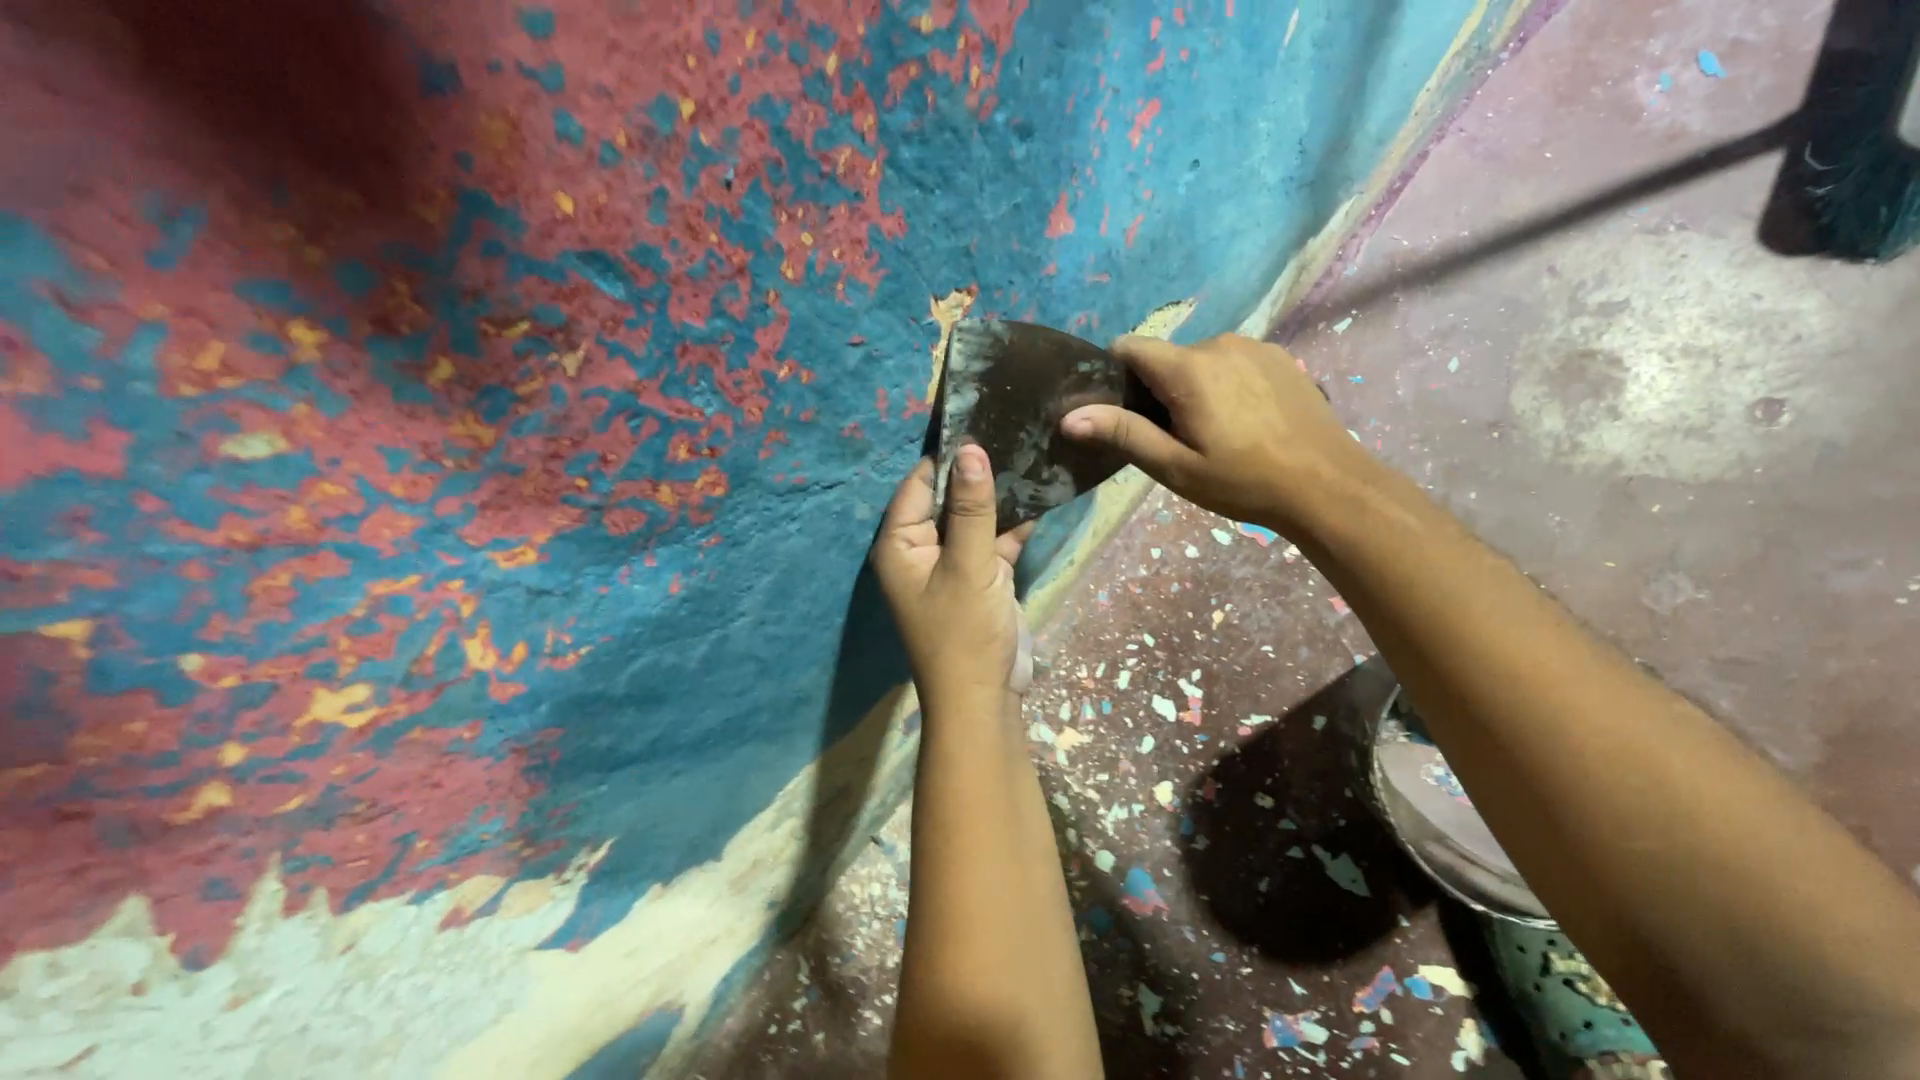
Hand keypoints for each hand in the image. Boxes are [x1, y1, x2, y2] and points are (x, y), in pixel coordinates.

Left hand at [871, 445, 1035, 701]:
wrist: (984, 700)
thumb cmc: (965, 633)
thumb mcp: (969, 565)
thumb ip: (973, 508)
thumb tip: (971, 449)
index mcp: (900, 545)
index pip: (918, 486)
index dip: (947, 455)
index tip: (980, 418)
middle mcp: (921, 550)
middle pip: (947, 499)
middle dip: (977, 473)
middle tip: (1013, 428)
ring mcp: (953, 565)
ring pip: (975, 519)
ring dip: (999, 496)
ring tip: (1031, 451)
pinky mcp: (981, 580)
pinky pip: (994, 541)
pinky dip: (1013, 524)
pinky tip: (1041, 494)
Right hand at [1059, 333, 1382, 534]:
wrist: (1328, 485)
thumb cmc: (1243, 482)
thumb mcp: (1176, 467)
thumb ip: (1124, 434)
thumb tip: (1070, 415)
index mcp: (1189, 368)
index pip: (1129, 346)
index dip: (1116, 374)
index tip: (1122, 411)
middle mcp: (1220, 343)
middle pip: (1167, 358)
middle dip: (1159, 389)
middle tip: (1174, 438)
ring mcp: (1256, 347)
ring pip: (1202, 360)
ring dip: (1195, 388)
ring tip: (1214, 433)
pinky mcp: (1282, 357)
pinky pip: (1235, 362)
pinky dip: (1227, 385)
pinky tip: (1247, 423)